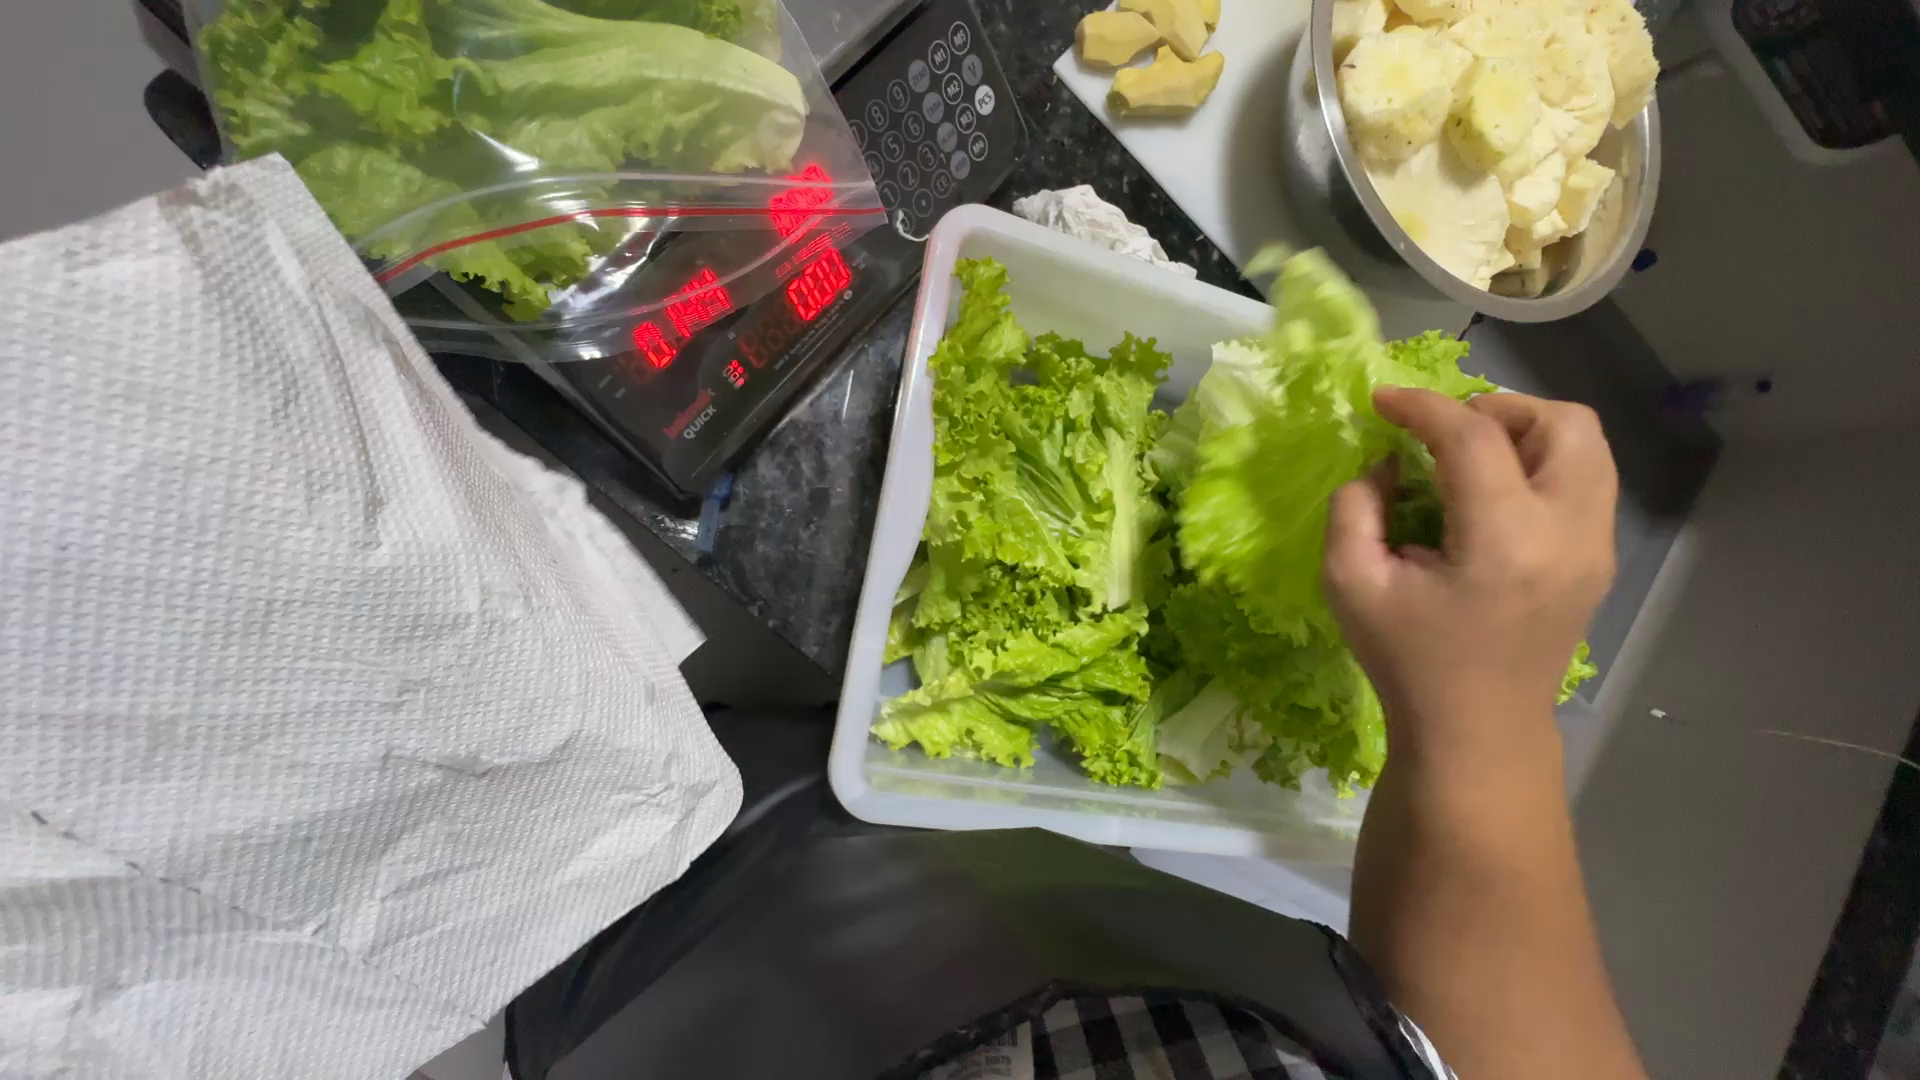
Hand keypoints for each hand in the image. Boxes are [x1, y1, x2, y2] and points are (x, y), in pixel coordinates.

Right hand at [1323, 388, 1617, 764]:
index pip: (1473, 438)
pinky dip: (1536, 461)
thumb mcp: (1349, 582)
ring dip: (1522, 430)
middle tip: (1439, 429)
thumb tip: (1385, 467)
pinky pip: (1582, 478)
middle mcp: (1567, 533)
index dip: (1422, 407)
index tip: (1381, 401)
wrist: (1475, 728)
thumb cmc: (1405, 659)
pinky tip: (1487, 489)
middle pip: (1561, 422)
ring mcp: (1595, 546)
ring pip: (1584, 445)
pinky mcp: (1597, 559)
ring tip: (1463, 452)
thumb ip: (1354, 508)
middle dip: (1494, 408)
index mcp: (1502, 541)